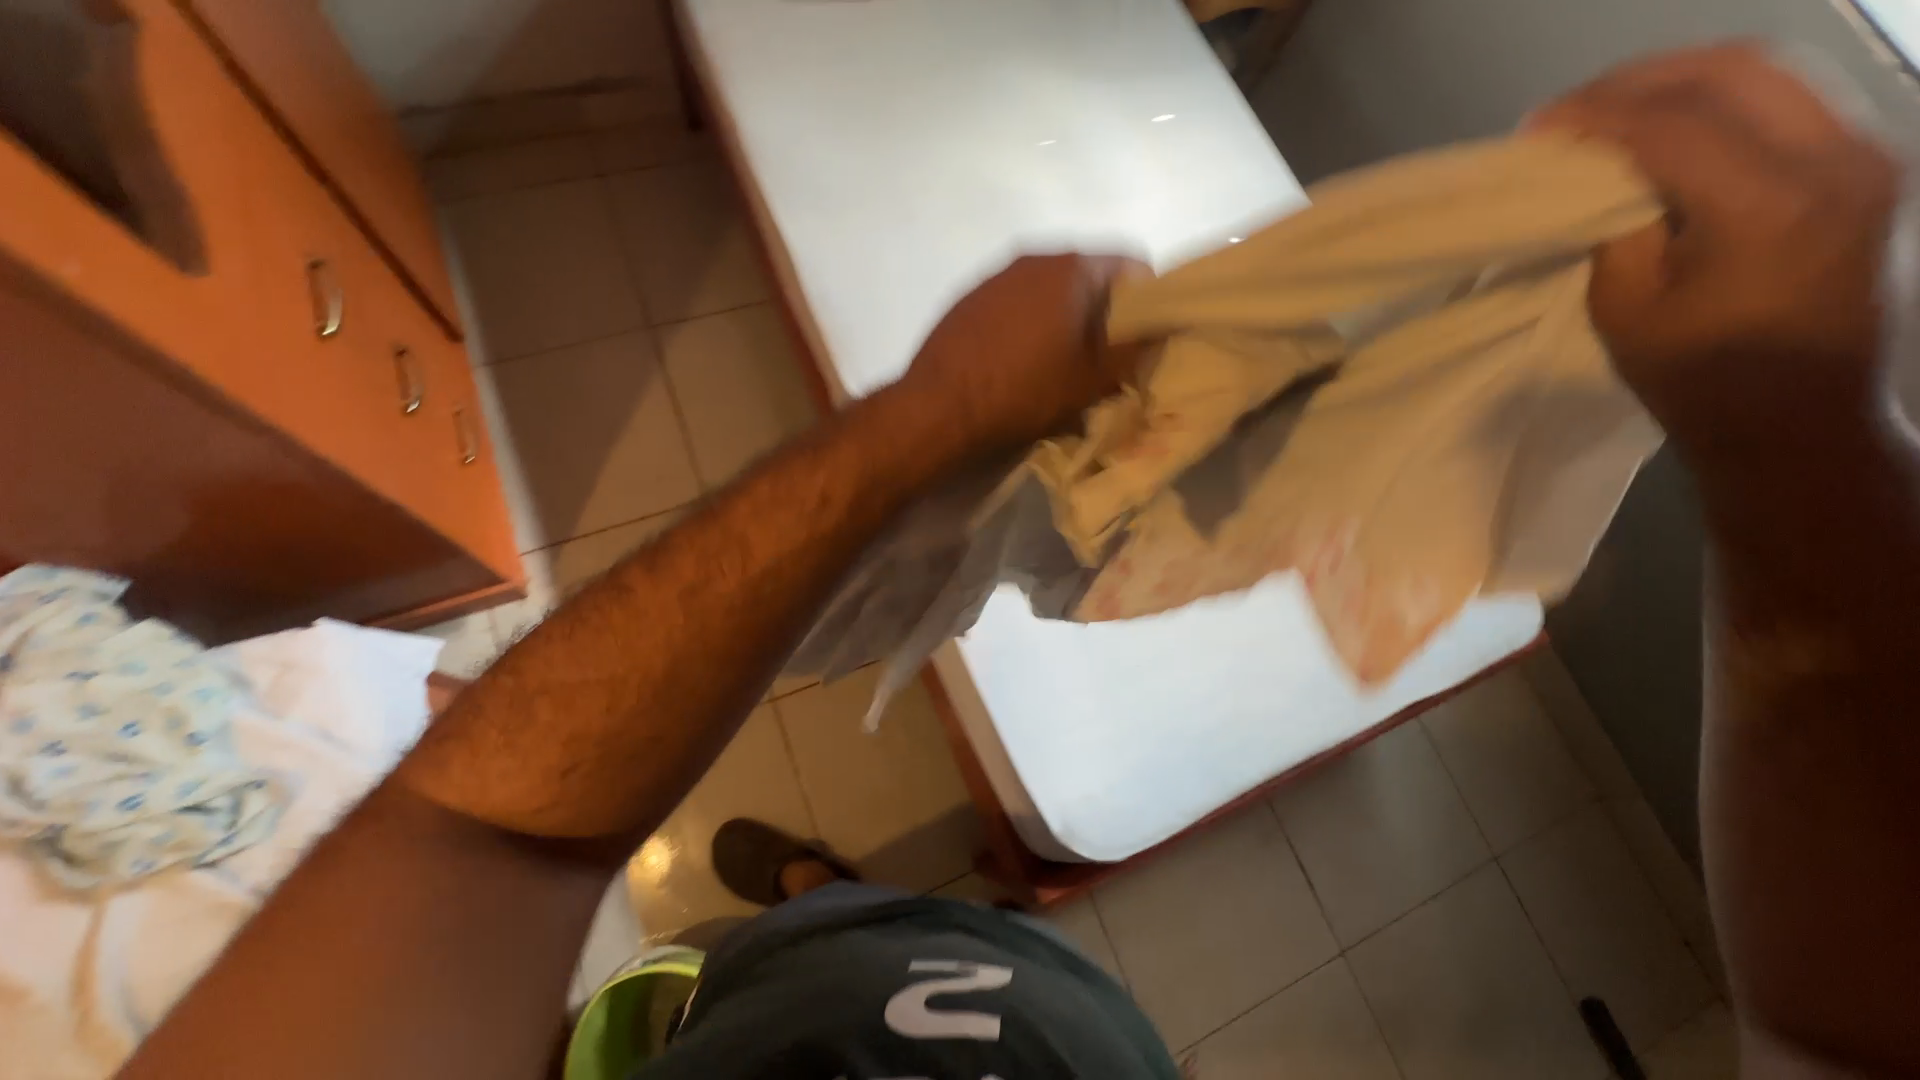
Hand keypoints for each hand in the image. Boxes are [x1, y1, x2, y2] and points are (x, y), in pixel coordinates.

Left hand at [897, 253, 1149, 456]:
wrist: (936, 409)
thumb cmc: (1023, 392)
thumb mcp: (1090, 381)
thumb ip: (1133, 351)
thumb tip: (1157, 333)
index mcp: (1071, 266)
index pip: (1131, 263)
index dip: (1146, 299)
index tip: (1140, 337)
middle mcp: (1033, 257)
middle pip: (1087, 273)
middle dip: (1101, 309)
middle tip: (1102, 354)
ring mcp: (994, 275)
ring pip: (1047, 288)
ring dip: (1061, 316)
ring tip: (1058, 361)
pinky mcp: (966, 298)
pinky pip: (1013, 302)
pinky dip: (1026, 322)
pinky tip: (1017, 361)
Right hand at [1531, 44, 1900, 459]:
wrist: (1798, 422)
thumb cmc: (1699, 381)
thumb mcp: (1625, 309)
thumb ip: (1613, 226)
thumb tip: (1592, 174)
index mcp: (1769, 208)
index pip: (1672, 125)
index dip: (1594, 117)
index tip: (1534, 130)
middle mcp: (1836, 161)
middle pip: (1731, 70)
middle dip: (1635, 81)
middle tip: (1568, 113)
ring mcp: (1866, 155)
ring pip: (1767, 72)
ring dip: (1677, 82)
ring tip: (1609, 112)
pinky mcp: (1866, 165)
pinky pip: (1788, 101)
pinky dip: (1717, 101)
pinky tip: (1667, 126)